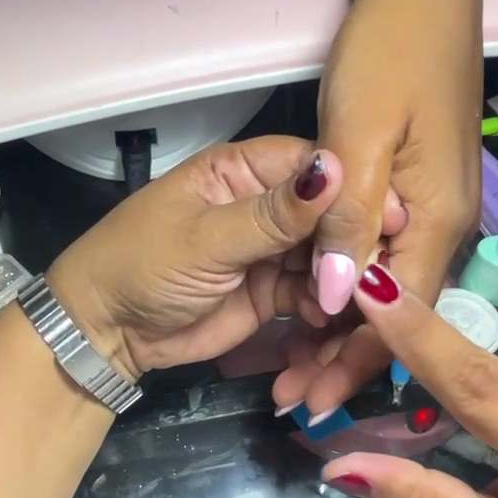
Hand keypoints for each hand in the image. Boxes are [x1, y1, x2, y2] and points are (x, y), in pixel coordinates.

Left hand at [46, 137, 404, 382]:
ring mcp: (272, 250)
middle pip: (330, 215)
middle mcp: (266, 204)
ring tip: (360, 309)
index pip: (313, 166)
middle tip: (381, 278)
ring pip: (328, 259)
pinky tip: (331, 327)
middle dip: (354, 245)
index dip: (353, 190)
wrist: (107, 331)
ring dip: (345, 284)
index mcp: (242, 170)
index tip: (391, 220)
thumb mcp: (205, 238)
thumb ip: (272, 215)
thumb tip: (335, 168)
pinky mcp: (273, 293)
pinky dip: (326, 313)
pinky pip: (314, 297)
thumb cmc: (141, 265)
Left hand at [276, 0, 482, 419]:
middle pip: (384, 308)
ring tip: (291, 387)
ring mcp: (401, 209)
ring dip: (329, 338)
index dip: (357, 352)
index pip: (397, 303)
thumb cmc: (389, 47)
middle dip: (341, 357)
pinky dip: (328, 301)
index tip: (316, 396)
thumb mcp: (359, 128)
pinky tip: (300, 335)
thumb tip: (343, 297)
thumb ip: (336, 215)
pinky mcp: (382, 194)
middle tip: (297, 404)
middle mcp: (426, 218)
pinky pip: (355, 264)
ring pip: (366, 294)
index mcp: (431, 207)